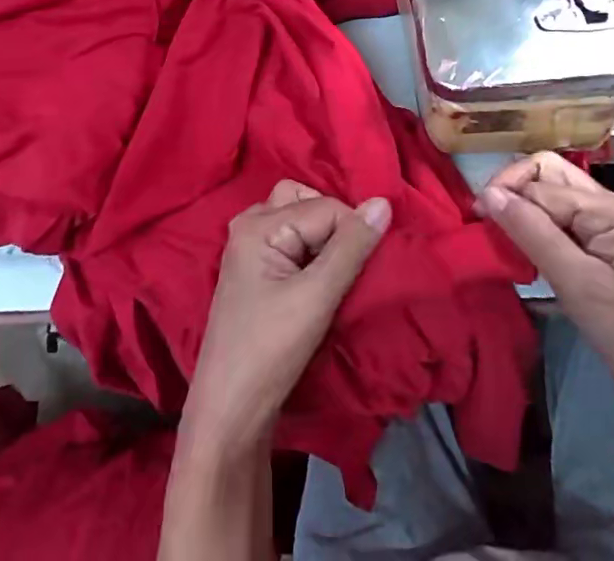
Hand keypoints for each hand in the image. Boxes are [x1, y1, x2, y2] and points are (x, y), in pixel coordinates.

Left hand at [184, 180, 391, 448]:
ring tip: (334, 273)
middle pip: (308, 201)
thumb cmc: (270, 351)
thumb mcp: (317, 296)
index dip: (352, 234)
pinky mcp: (257, 272)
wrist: (230, 412)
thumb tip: (383, 202)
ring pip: (301, 219)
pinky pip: (293, 241)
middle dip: (335, 226)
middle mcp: (250, 226)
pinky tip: (321, 280)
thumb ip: (351, 247)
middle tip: (345, 265)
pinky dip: (314, 251)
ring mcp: (250, 249)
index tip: (357, 273)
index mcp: (258, 225)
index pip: (327, 207)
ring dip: (325, 238)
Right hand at [477, 153, 613, 421]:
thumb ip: (533, 234)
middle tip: (488, 224)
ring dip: (527, 209)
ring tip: (503, 237)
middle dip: (515, 190)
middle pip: (553, 175)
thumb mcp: (579, 286)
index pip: (544, 182)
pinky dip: (542, 227)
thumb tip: (489, 193)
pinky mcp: (613, 245)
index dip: (505, 193)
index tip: (475, 220)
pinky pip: (569, 220)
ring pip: (558, 196)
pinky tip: (529, 250)